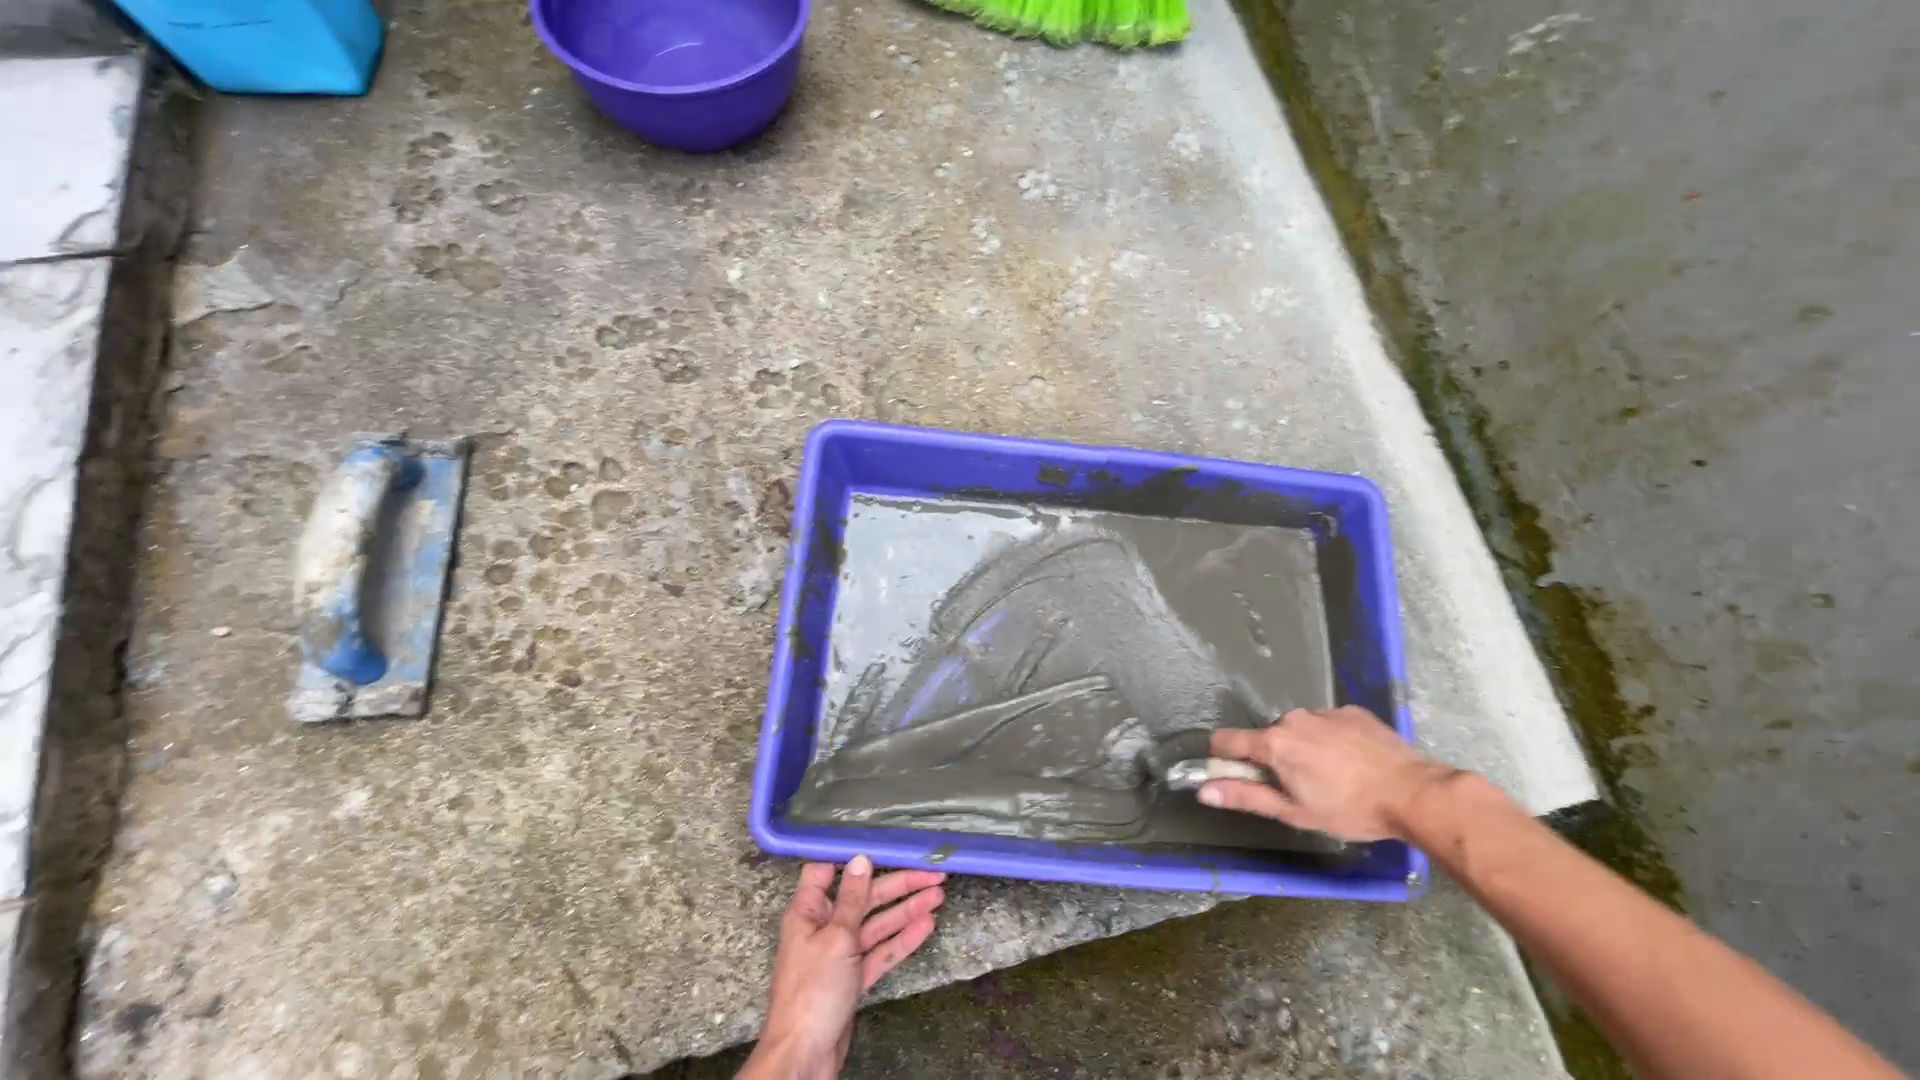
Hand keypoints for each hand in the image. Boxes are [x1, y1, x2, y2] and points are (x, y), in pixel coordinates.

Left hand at [740, 856, 945, 1079]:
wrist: (804, 1054)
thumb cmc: (813, 989)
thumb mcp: (835, 937)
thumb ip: (852, 899)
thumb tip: (861, 859)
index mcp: (808, 910)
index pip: (827, 870)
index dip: (854, 856)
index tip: (885, 844)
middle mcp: (823, 927)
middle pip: (863, 897)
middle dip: (897, 885)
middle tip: (932, 874)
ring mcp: (840, 953)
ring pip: (877, 924)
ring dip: (906, 910)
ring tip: (939, 895)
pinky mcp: (853, 977)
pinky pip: (880, 951)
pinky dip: (902, 940)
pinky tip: (927, 926)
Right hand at [1198, 706, 1458, 841]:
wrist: (1414, 792)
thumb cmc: (1350, 808)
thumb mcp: (1294, 811)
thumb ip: (1246, 796)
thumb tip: (1204, 790)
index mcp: (1274, 742)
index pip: (1226, 739)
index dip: (1223, 757)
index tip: (1234, 774)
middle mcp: (1294, 718)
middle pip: (1267, 736)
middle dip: (1274, 758)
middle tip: (1299, 787)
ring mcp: (1325, 712)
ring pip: (1299, 729)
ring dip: (1304, 748)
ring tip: (1333, 777)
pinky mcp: (1353, 711)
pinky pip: (1328, 724)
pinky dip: (1332, 741)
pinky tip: (1354, 763)